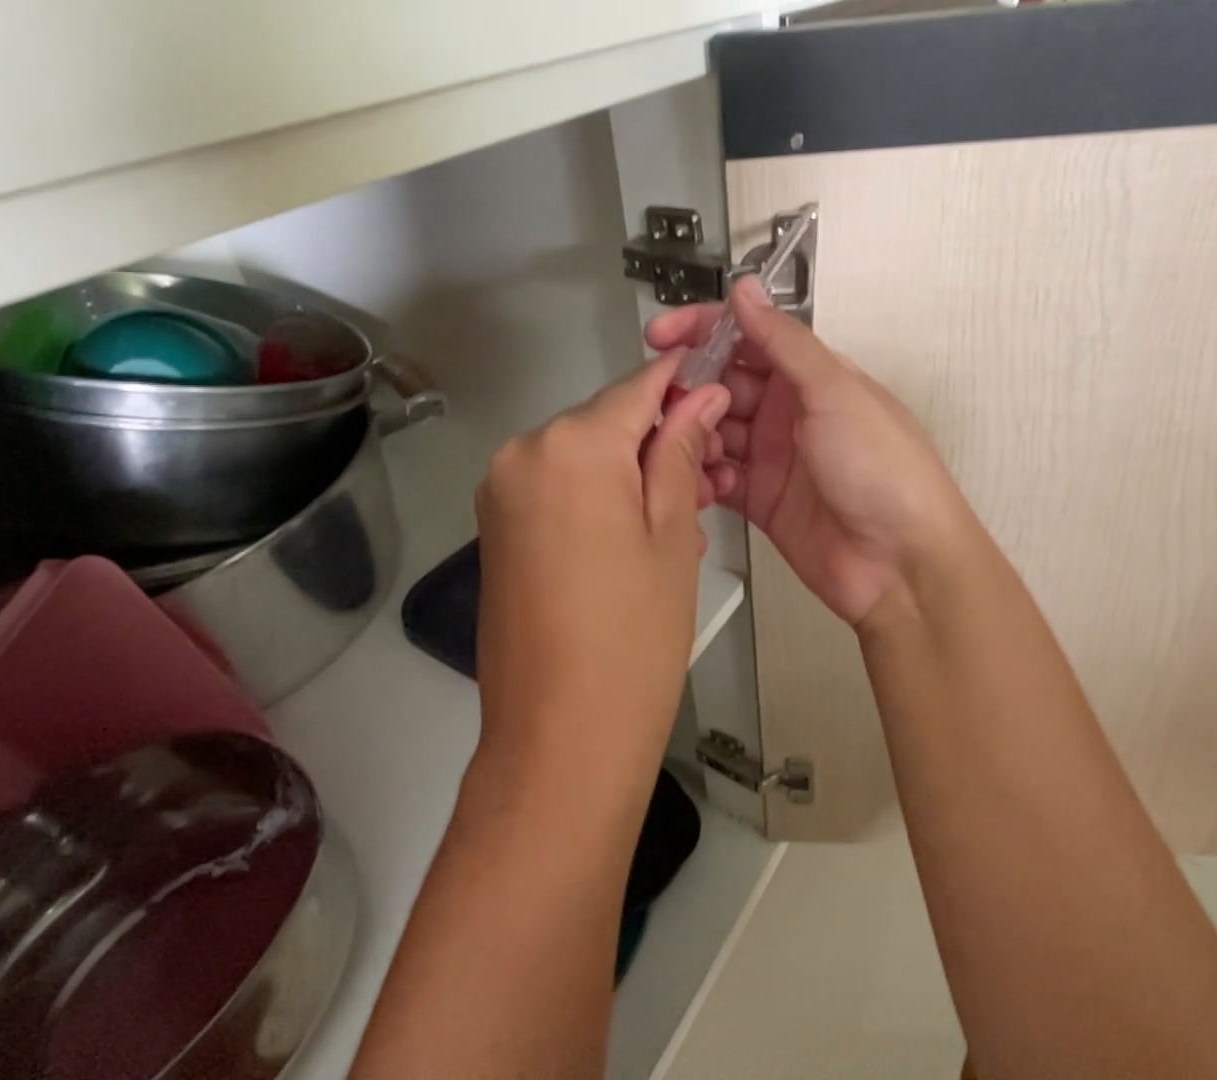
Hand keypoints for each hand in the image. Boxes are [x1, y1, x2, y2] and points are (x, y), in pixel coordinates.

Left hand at [474, 356, 730, 769]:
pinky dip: (596, 503)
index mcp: (570, 446)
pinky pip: (556, 493)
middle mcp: (521, 454)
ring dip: (629, 478)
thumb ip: (680, 453)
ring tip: (674, 536)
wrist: (560, 736)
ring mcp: (499, 494)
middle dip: (656, 443)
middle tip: (706, 492)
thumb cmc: (635, 638)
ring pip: (581, 460)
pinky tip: (631, 549)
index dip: (684, 388)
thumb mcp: (672, 538)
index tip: (722, 396)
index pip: (637, 387)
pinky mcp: (494, 530)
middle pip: (604, 423)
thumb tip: (700, 395)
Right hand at [646, 276, 974, 626]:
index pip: (747, 338)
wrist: (900, 562)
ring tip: (692, 446)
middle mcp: (790, 413)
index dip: (702, 331)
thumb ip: (784, 341)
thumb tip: (747, 291)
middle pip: (722, 385)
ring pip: (713, 432)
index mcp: (813, 377)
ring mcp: (775, 458)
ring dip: (694, 435)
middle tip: (672, 402)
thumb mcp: (835, 391)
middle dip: (692, 389)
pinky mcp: (763, 501)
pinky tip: (707, 482)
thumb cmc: (888, 472)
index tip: (662, 334)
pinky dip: (704, 477)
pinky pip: (717, 479)